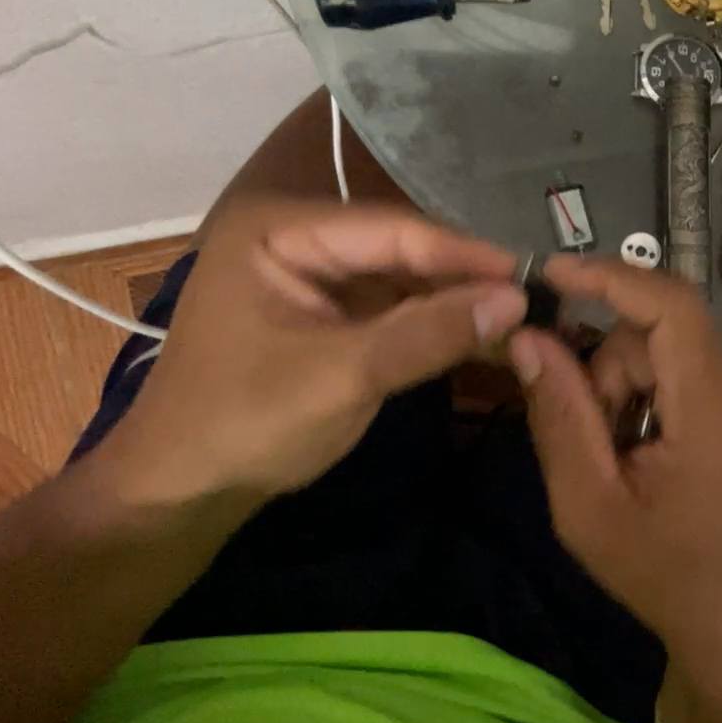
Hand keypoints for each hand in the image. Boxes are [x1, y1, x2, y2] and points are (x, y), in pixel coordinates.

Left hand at [97, 201, 524, 501]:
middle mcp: (302, 238)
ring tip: (526, 319)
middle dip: (470, 279)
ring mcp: (323, 274)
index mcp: (278, 230)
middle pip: (408, 250)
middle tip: (538, 298)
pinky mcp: (341, 310)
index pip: (394, 230)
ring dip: (465, 302)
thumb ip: (429, 334)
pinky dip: (446, 323)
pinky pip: (406, 305)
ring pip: (414, 277)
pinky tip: (493, 336)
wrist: (184, 492)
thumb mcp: (341, 376)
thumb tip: (518, 300)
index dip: (466, 254)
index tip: (532, 274)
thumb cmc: (241, 425)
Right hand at [509, 257, 721, 665]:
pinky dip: (650, 395)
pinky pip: (685, 367)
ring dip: (626, 388)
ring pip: (666, 348)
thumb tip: (529, 336)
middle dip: (608, 370)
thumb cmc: (661, 571)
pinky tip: (644, 449)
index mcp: (716, 404)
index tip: (551, 274)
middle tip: (591, 438)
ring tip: (621, 457)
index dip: (610, 278)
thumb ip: (559, 415)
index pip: (670, 304)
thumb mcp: (588, 505)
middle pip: (656, 331)